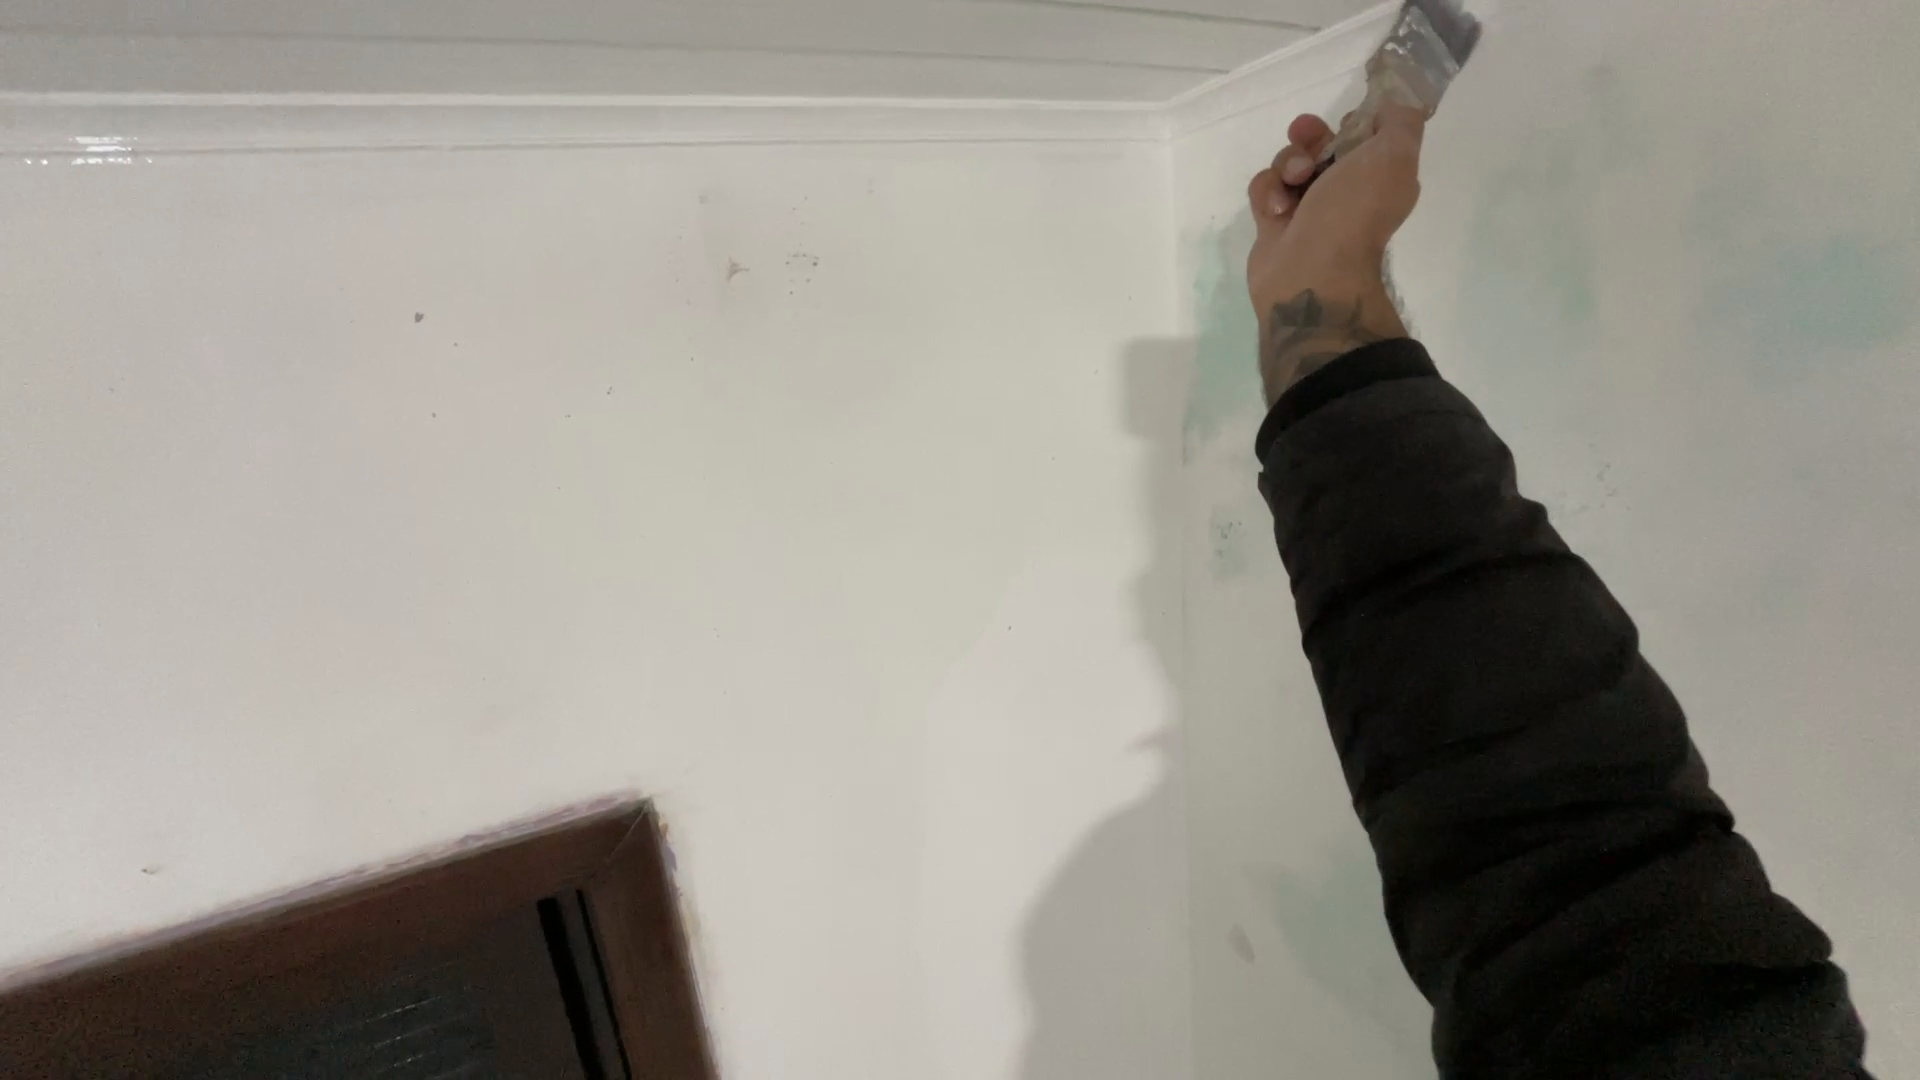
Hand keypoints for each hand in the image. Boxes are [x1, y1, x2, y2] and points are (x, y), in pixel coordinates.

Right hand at [1244, 105, 1426, 403]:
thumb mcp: (1395, 152)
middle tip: (1302, 131)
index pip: (1366, 136)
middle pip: (1322, 145)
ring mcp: (1306, 209)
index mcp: (1379, 176)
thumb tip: (1385, 109)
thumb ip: (1400, 119)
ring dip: (1287, 164)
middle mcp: (1344, 191)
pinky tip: (1277, 210)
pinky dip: (1267, 193)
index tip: (1347, 119)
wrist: (1311, 272)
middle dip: (1311, 135)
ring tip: (1294, 182)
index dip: (1355, 122)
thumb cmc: (1354, 211)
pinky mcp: (1272, 224)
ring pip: (1288, 164)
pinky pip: (1264, 190)